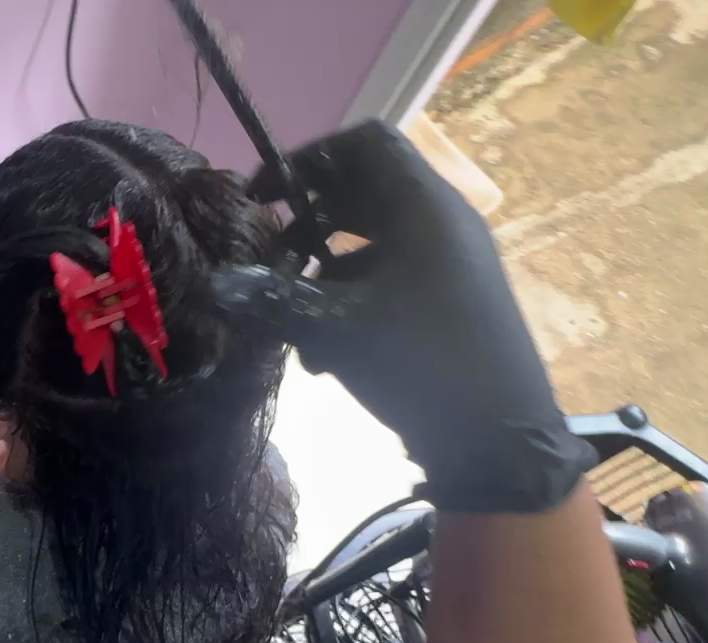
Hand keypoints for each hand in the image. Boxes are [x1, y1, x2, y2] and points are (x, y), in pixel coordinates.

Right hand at [213, 120, 594, 512]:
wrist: (493, 433)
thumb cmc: (420, 363)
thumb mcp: (337, 329)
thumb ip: (272, 300)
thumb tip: (214, 283)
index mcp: (420, 207)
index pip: (361, 144)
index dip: (305, 160)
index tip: (259, 198)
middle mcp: (435, 222)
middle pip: (358, 194)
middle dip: (303, 225)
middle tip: (264, 259)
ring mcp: (440, 262)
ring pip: (362, 243)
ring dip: (315, 271)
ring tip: (287, 314)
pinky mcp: (437, 298)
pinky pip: (377, 279)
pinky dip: (340, 300)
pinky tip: (320, 349)